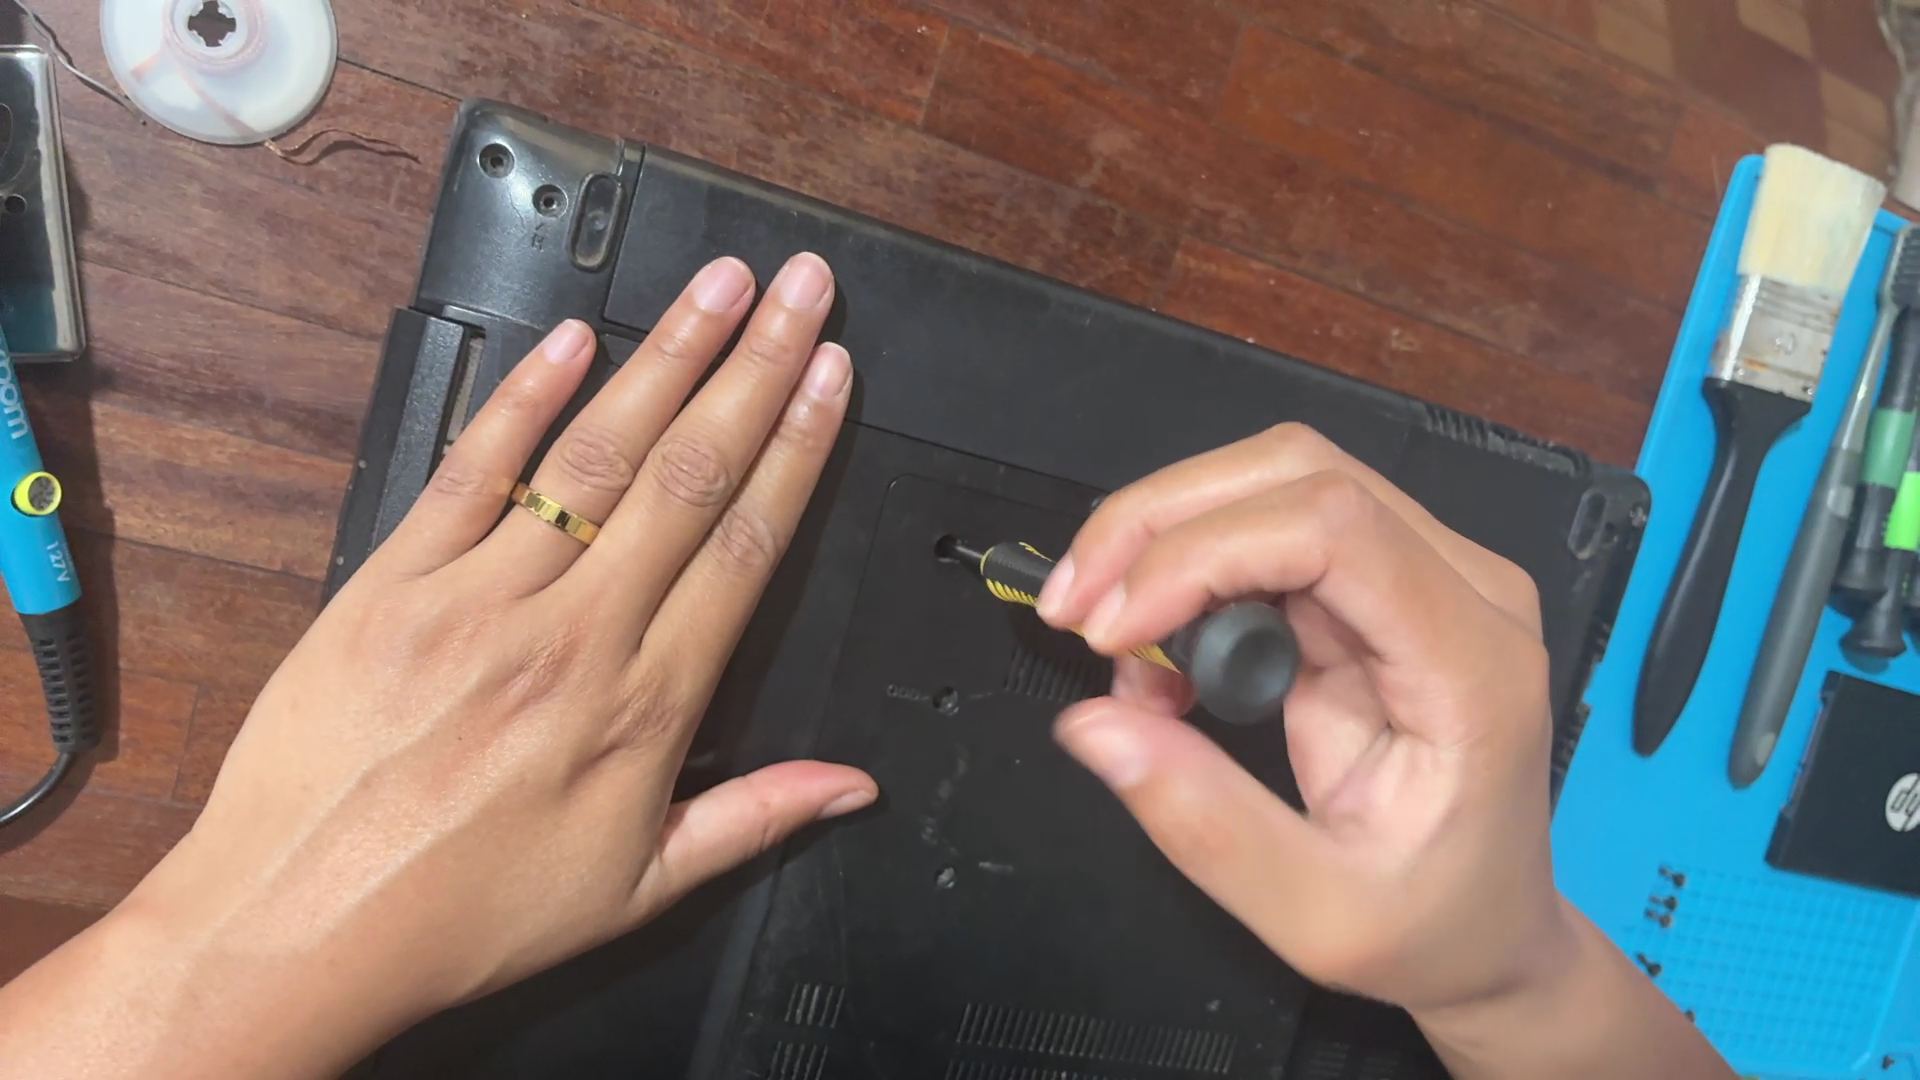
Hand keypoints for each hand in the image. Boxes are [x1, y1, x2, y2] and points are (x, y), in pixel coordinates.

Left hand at [0, 254, 876, 1079]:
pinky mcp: (395, 578)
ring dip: (669, 360)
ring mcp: (481, 593)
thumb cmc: (483, 906)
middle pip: (688, 475)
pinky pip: (471, 469)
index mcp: (646, 699)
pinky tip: (578, 337)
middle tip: (802, 292)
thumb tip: (860, 786)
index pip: (746, 545)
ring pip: (596, 454)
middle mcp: (577, 628)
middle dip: (757, 371)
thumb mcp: (645, 885)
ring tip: (722, 287)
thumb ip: (762, 816)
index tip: (830, 377)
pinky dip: (526, 396)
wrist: (291, 929)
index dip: (797, 450)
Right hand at [1035, 426, 1728, 1078]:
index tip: (1110, 634)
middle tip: (1072, 610)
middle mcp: (1454, 581)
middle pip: (1287, 471)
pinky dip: (1175, 567)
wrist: (1488, 924)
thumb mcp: (1315, 913)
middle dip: (1152, 523)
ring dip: (1155, 538)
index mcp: (1468, 659)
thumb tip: (1087, 722)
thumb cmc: (1426, 926)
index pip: (1331, 527)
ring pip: (1260, 479)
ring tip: (1109, 638)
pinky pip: (1252, 523)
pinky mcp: (1363, 574)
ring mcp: (1413, 564)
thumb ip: (1203, 823)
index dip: (1199, 554)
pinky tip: (1153, 647)